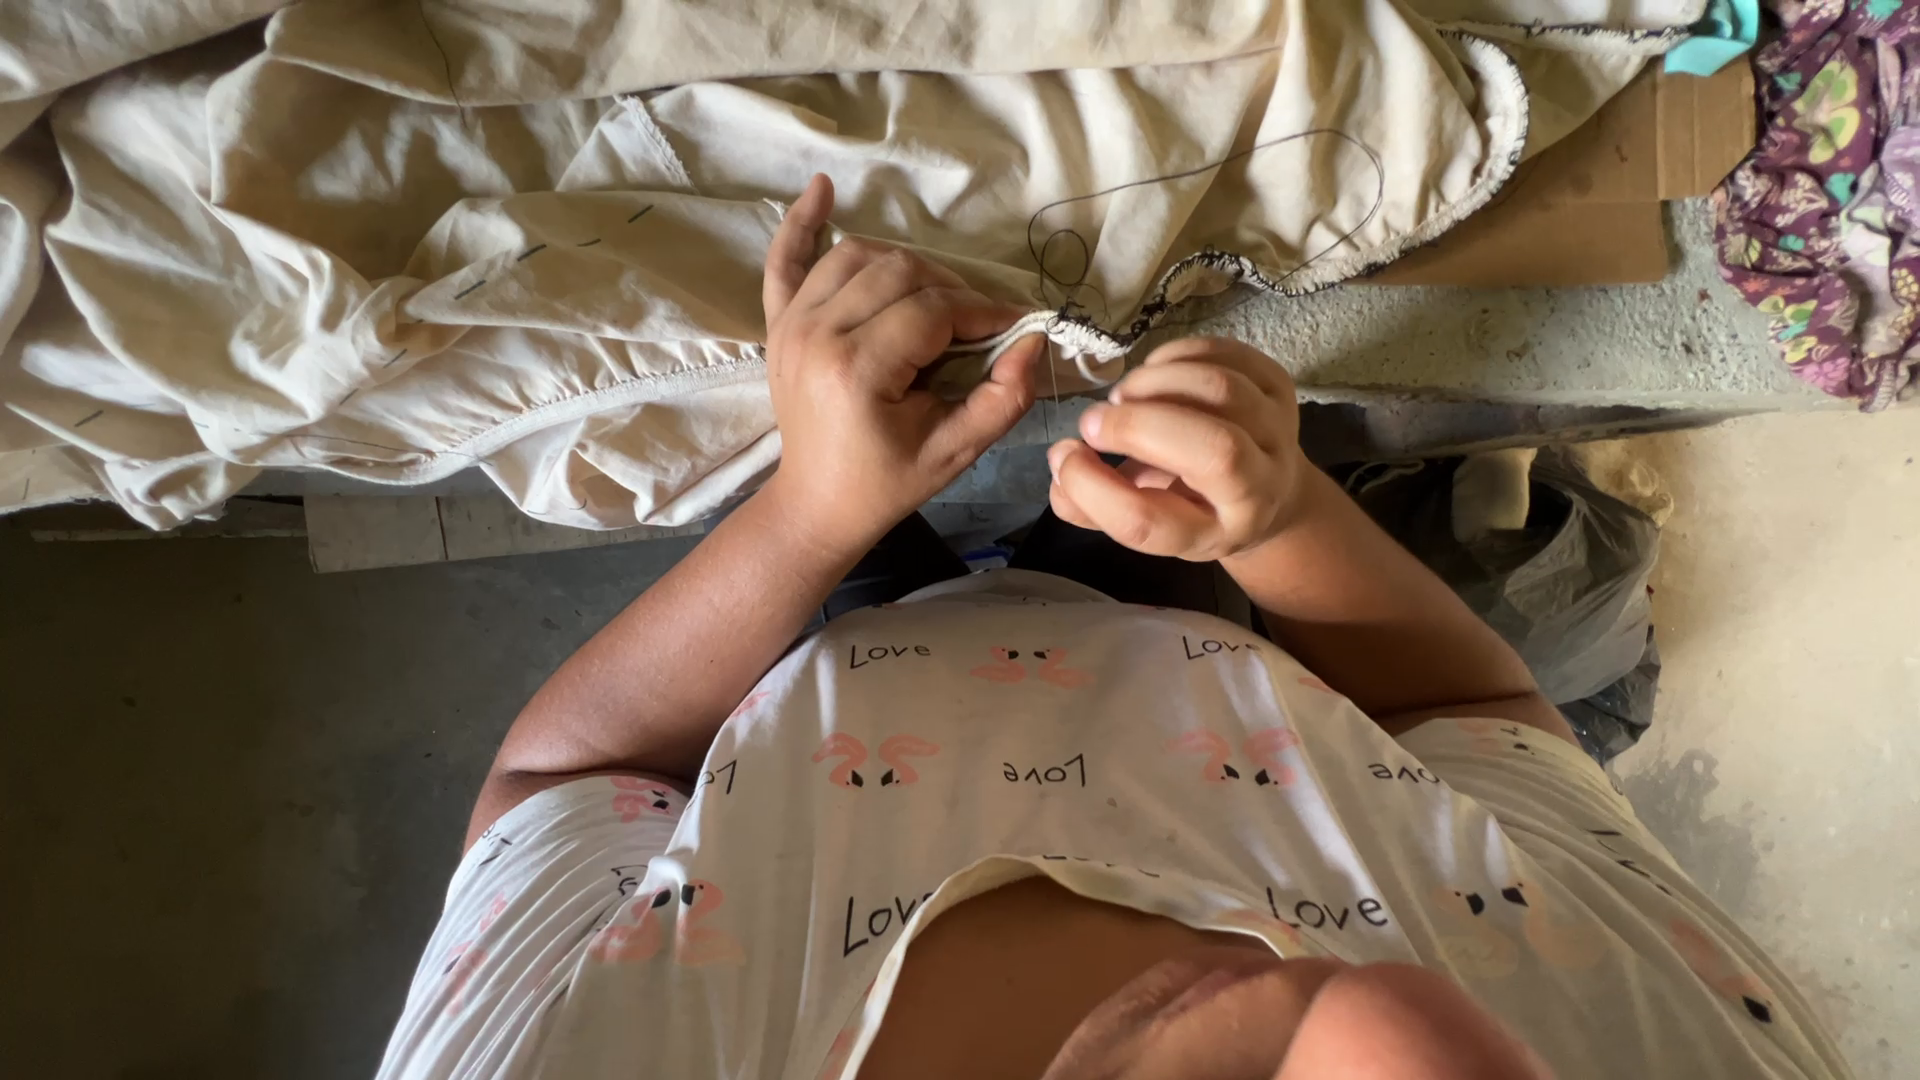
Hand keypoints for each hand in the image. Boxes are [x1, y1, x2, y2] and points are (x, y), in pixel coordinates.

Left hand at [759, 174, 1043, 551]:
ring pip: (858, 255)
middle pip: (899, 272)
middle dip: (951, 290)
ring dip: (906, 266)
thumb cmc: (888, 483)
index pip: (932, 310)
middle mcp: (816, 334)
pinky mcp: (778, 324)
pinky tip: (822, 189)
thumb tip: (1032, 340)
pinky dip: (803, 225)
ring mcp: (790, 324)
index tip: (1011, 327)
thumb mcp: (956, 453)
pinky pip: (786, 260)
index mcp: (857, 370)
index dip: (981, 312)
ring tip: (934, 299)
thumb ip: (1003, 399)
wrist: (819, 503)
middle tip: (975, 324)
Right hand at [1046, 337, 1305, 561]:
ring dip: (1153, 386)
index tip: (1066, 457)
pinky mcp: (1279, 387)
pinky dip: (1175, 357)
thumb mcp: (1142, 523)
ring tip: (1123, 399)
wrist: (1268, 492)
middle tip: (1092, 422)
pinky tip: (1152, 376)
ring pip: (1220, 391)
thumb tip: (1058, 465)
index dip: (1094, 488)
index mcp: (1211, 534)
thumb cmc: (1189, 507)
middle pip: (1211, 451)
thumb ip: (1090, 505)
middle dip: (1135, 427)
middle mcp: (1257, 489)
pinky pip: (1224, 356)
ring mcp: (1277, 431)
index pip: (1149, 521)